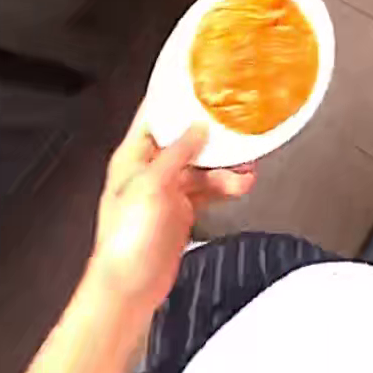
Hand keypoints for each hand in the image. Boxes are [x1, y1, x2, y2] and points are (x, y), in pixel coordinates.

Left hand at [85, 113, 255, 310]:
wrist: (128, 291)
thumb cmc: (125, 240)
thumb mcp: (151, 185)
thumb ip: (177, 154)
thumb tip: (198, 127)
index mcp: (133, 154)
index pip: (154, 113)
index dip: (173, 96)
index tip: (197, 82)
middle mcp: (150, 167)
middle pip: (183, 138)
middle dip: (210, 133)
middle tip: (234, 124)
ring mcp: (166, 189)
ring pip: (200, 165)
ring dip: (223, 163)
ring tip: (247, 164)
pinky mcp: (180, 210)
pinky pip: (207, 189)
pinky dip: (224, 185)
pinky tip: (240, 183)